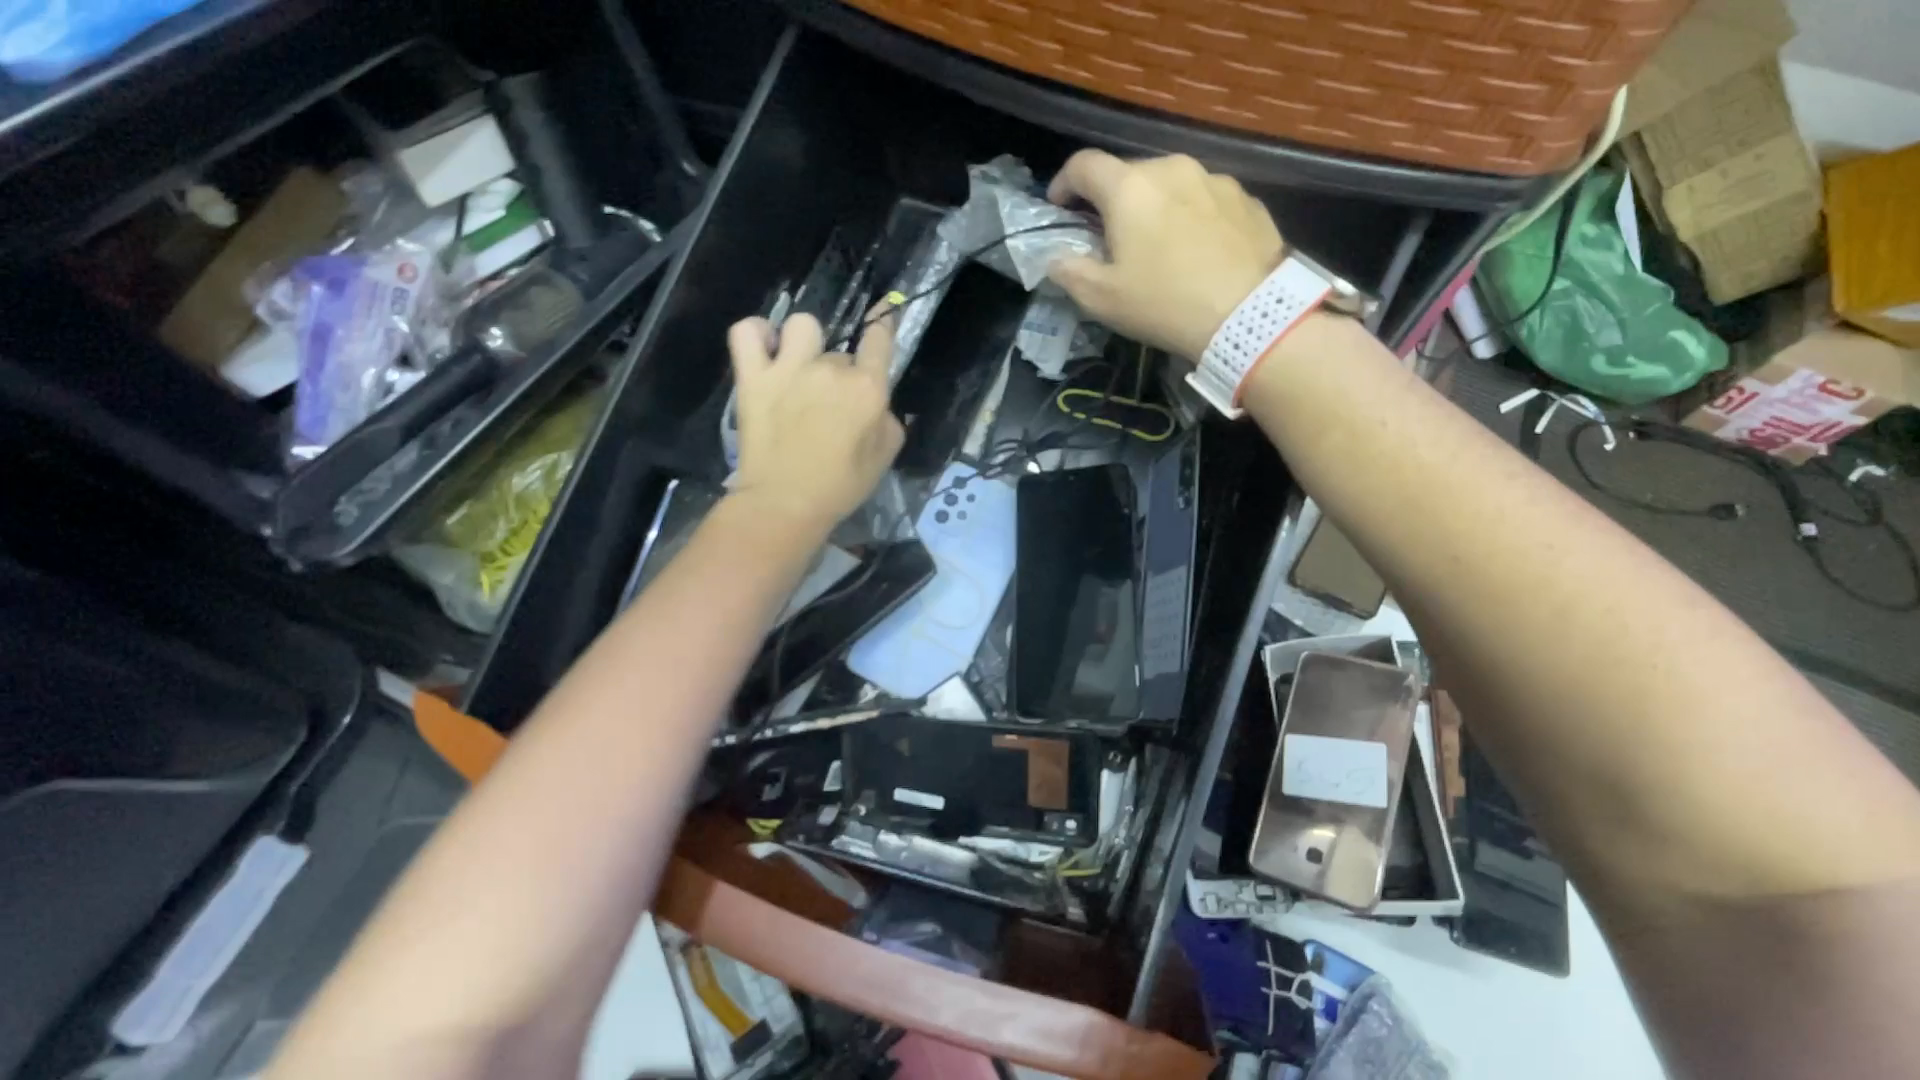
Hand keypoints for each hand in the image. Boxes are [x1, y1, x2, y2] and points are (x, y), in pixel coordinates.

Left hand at [726, 312, 904, 535]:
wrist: (785, 503)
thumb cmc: (840, 487)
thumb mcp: (884, 457)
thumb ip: (887, 421)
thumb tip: (876, 405)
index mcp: (867, 388)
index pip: (880, 339)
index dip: (882, 326)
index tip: (881, 321)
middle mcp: (830, 369)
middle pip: (839, 351)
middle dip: (838, 372)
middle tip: (828, 404)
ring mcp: (788, 368)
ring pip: (801, 326)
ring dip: (803, 342)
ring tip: (797, 366)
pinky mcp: (753, 377)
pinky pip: (747, 332)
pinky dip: (756, 333)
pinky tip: (764, 347)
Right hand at [1046, 150, 1283, 361]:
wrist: (1252, 314)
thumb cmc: (1166, 303)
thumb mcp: (1103, 299)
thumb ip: (1070, 272)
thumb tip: (1056, 258)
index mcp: (1130, 188)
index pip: (1083, 165)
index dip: (1064, 183)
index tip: (1060, 207)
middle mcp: (1172, 169)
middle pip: (1130, 173)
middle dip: (1113, 200)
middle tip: (1111, 237)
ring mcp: (1215, 180)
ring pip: (1172, 185)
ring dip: (1156, 207)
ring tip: (1159, 245)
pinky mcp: (1247, 199)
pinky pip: (1206, 200)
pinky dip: (1192, 217)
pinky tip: (1197, 252)